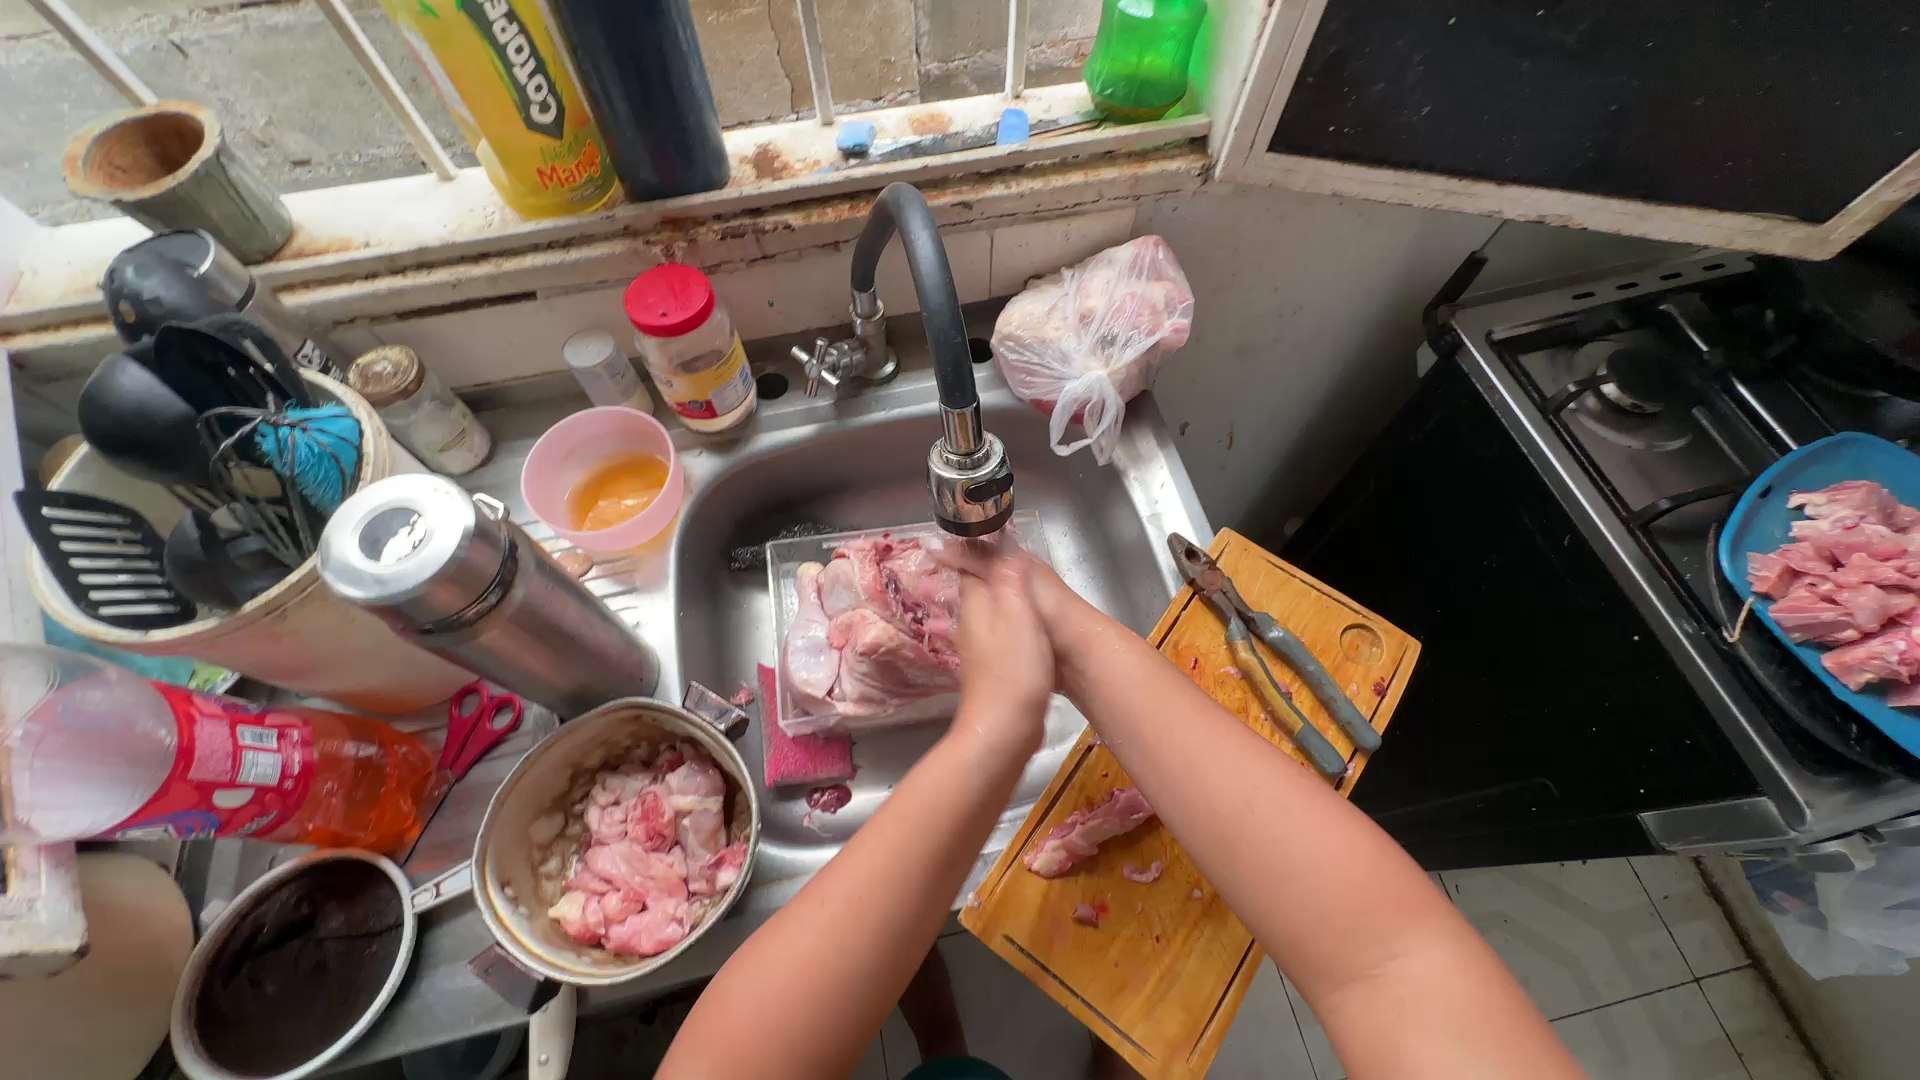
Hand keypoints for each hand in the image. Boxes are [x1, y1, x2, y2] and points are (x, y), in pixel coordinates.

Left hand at [942, 542, 1054, 758]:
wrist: (1005, 729)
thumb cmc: (1014, 669)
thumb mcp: (1018, 614)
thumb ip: (1009, 580)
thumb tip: (1001, 547)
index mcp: (975, 605)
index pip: (971, 566)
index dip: (981, 550)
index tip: (995, 535)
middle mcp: (973, 624)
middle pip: (982, 589)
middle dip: (996, 574)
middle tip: (1021, 560)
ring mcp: (982, 649)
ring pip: (994, 613)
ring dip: (1008, 600)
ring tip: (1031, 591)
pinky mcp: (995, 670)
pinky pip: (1004, 636)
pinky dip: (1017, 626)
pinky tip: (1033, 632)